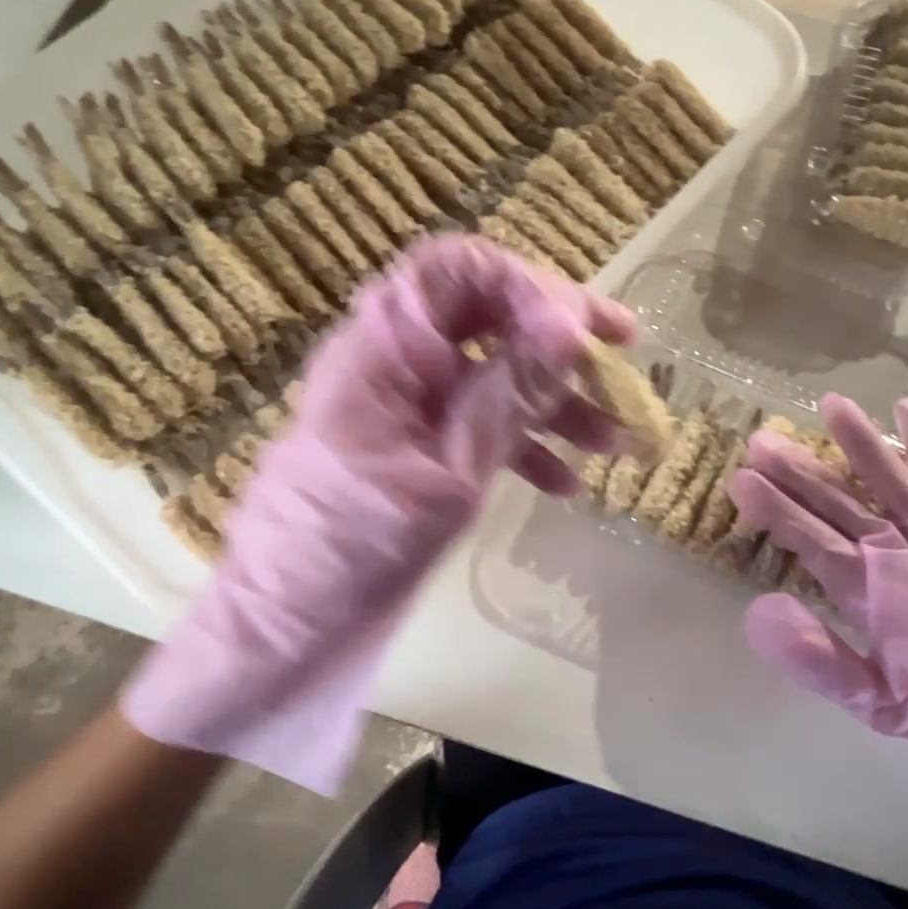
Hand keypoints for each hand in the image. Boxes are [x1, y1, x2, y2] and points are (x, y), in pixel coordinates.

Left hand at [123, 234, 632, 791]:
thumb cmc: (354, 553)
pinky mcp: (412, 454)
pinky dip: (524, 446)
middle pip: (483, 317)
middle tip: (624, 358)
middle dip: (558, 339)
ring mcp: (402, 411)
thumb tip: (568, 323)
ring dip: (555, 400)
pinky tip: (568, 485)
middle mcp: (393, 364)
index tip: (583, 334)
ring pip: (489, 375)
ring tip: (619, 440)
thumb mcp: (448, 475)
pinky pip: (476, 427)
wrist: (282, 638)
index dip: (527, 285)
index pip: (457, 270)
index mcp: (384, 349)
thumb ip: (508, 396)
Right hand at [727, 394, 907, 840]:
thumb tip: (759, 612)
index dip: (779, 513)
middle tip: (759, 441)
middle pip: (850, 509)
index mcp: (883, 602)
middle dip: (803, 475)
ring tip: (830, 404)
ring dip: (865, 447)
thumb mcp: (880, 707)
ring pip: (899, 487)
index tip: (740, 480)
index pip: (819, 546)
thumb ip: (822, 662)